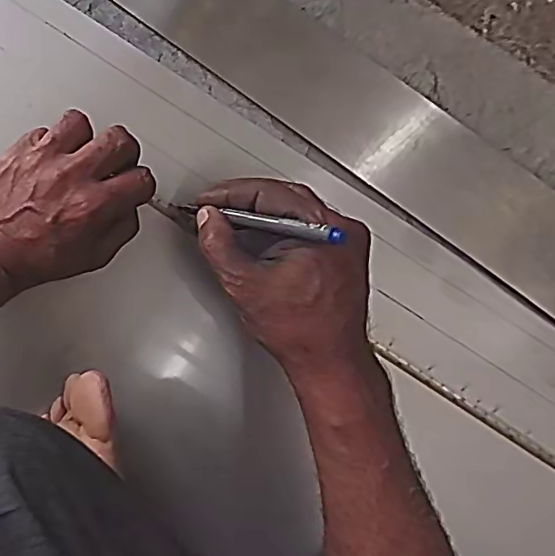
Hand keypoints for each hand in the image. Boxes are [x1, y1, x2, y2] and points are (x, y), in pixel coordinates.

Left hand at [0, 110, 155, 290]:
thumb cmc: (35, 257)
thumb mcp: (94, 256)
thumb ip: (121, 228)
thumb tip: (129, 207)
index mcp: (95, 204)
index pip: (140, 177)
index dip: (140, 183)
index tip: (133, 185)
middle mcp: (73, 176)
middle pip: (119, 140)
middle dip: (124, 153)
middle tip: (115, 163)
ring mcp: (46, 158)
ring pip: (82, 124)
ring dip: (86, 139)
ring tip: (81, 154)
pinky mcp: (23, 150)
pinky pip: (47, 130)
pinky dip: (53, 142)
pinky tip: (53, 158)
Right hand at [194, 178, 372, 372]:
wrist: (330, 362)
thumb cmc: (302, 334)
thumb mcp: (245, 286)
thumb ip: (219, 246)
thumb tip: (208, 219)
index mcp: (323, 230)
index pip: (270, 193)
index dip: (231, 194)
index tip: (209, 200)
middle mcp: (342, 230)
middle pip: (285, 196)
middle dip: (245, 199)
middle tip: (216, 206)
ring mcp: (347, 241)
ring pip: (297, 209)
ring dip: (262, 212)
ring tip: (232, 221)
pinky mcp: (345, 253)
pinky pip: (308, 225)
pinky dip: (280, 226)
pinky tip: (258, 238)